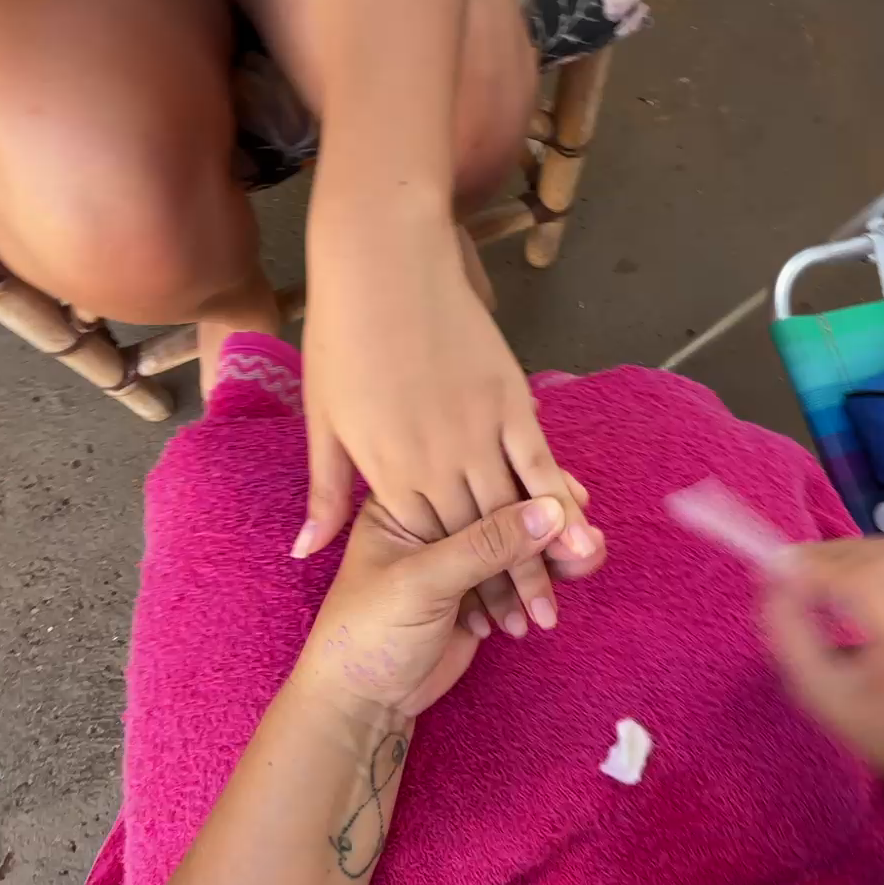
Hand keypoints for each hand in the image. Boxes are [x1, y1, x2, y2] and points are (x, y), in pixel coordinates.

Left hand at [298, 205, 598, 639]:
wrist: (381, 261)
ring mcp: (477, 431)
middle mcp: (436, 461)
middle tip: (537, 623)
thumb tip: (304, 550)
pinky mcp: (510, 401)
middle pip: (478, 537)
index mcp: (387, 472)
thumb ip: (324, 494)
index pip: (431, 545)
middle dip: (509, 585)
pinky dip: (561, 499)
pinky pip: (541, 461)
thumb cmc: (342, 340)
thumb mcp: (321, 422)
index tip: (485, 621)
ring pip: (514, 510)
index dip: (461, 585)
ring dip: (542, 556)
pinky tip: (579, 527)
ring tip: (563, 595)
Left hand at [298, 493, 603, 717]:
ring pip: (519, 538)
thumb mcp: (423, 582)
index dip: (526, 483)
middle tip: (588, 536)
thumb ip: (485, 546)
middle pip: (505, 504)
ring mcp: (461, 554)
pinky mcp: (481, 586)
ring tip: (589, 560)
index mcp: (407, 498)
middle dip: (551, 519)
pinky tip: (576, 575)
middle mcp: (436, 517)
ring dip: (556, 548)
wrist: (364, 702)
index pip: (473, 473)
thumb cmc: (371, 632)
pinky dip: (550, 574)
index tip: (573, 496)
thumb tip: (552, 512)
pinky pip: (523, 571)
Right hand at [761, 539, 883, 815]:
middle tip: (792, 577)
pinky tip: (863, 584)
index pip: (860, 583)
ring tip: (824, 582)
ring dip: (850, 556)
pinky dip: (879, 558)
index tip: (771, 572)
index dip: (811, 569)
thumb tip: (774, 574)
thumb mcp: (823, 698)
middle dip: (826, 559)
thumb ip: (788, 635)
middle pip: (877, 558)